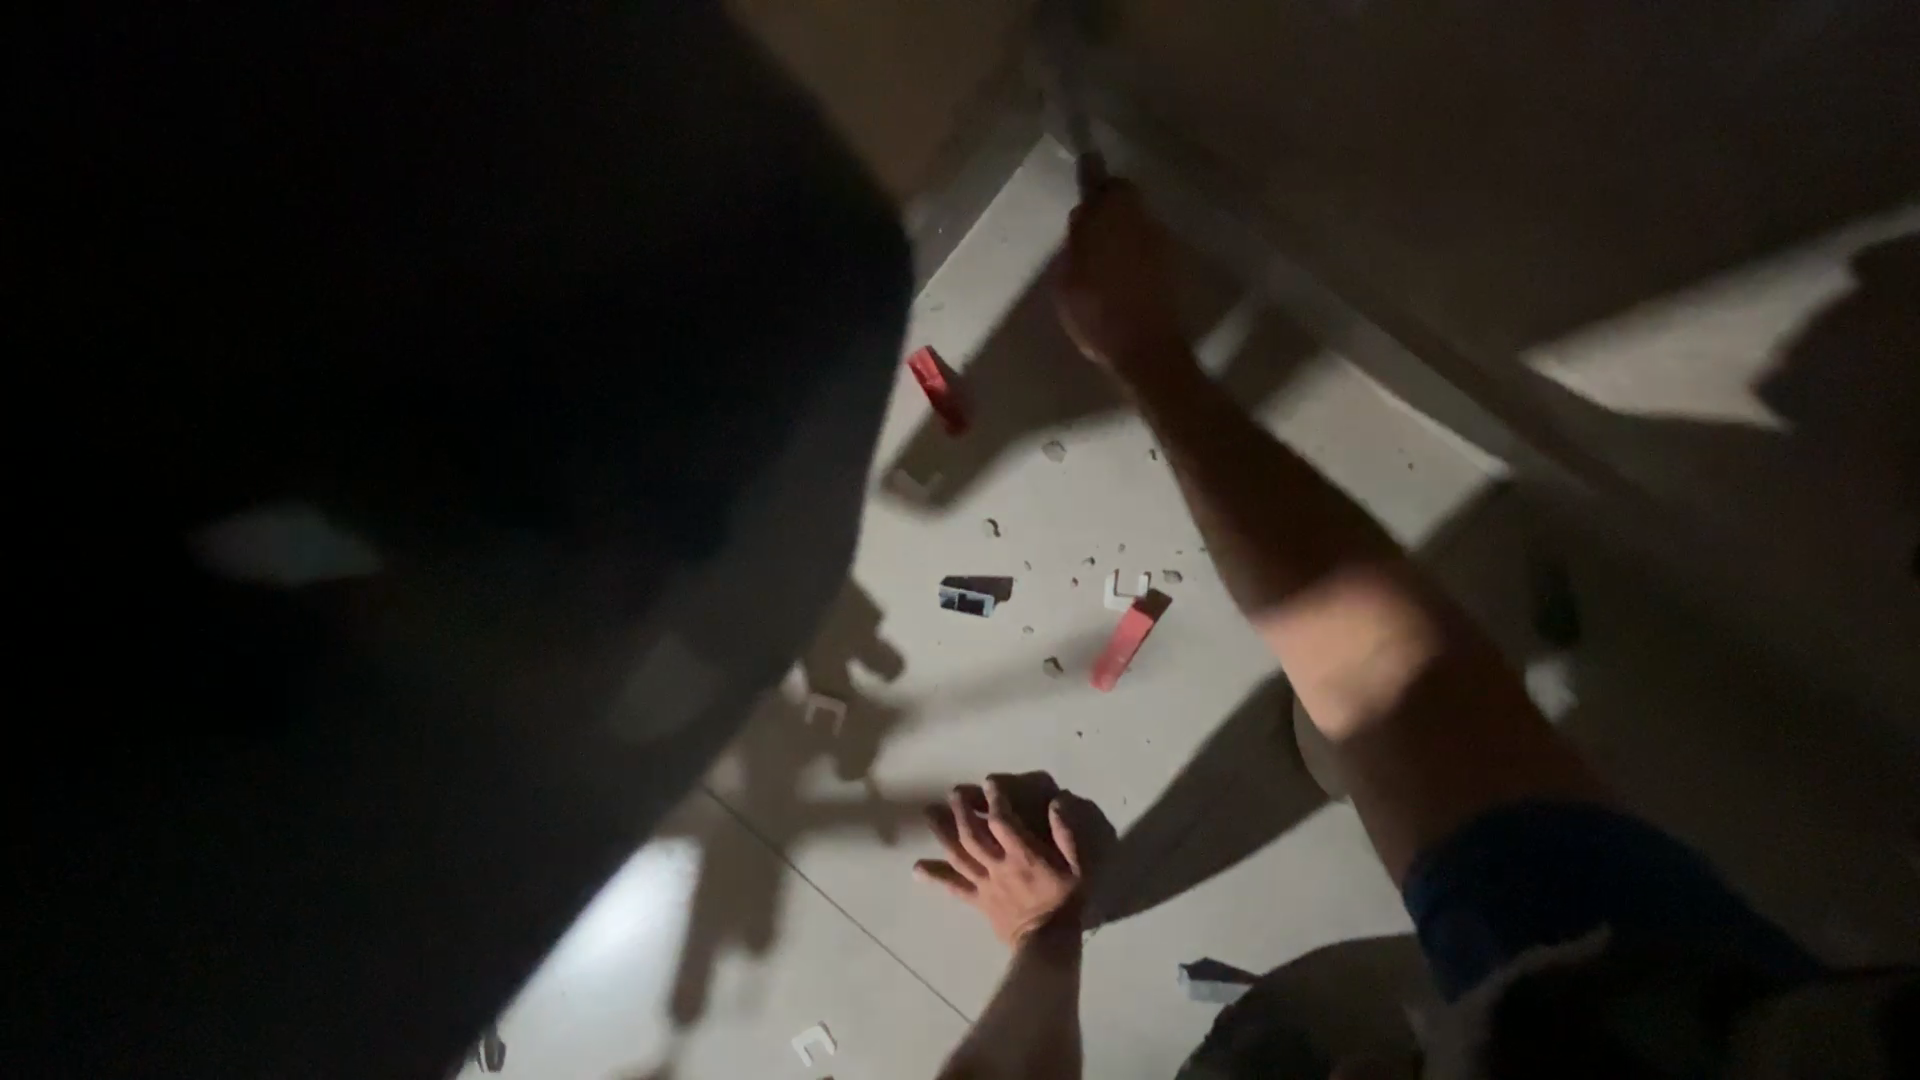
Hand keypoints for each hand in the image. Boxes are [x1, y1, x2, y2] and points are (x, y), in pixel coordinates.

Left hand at [915, 775, 1103, 945]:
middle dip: (961, 810)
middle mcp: (998, 865)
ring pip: (958, 855)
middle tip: (953, 792)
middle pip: (972, 834)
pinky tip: (917, 868)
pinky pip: (954, 888)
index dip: (995, 799)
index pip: (1003, 821)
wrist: (1049, 944)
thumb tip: (1057, 802)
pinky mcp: (977, 901)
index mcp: (1022, 855)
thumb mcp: (1077, 867)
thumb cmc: (1065, 902)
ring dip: (942, 832)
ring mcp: (984, 883)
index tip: (988, 782)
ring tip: (929, 813)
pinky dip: (935, 877)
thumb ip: (1066, 834)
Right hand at [1052, 180, 1185, 374]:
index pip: (1104, 182)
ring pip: (1136, 221)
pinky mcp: (1170, 267)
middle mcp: (1141, 221)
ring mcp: (1160, 243)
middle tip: (1087, 224)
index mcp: (1112, 216)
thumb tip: (1083, 219)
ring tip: (1099, 254)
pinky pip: (1145, 246)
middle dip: (1107, 204)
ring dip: (1120, 228)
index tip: (1085, 167)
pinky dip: (1131, 251)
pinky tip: (1117, 274)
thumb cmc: (1096, 312)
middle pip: (1124, 199)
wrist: (1144, 348)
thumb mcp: (1067, 280)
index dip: (1093, 176)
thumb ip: (1075, 244)